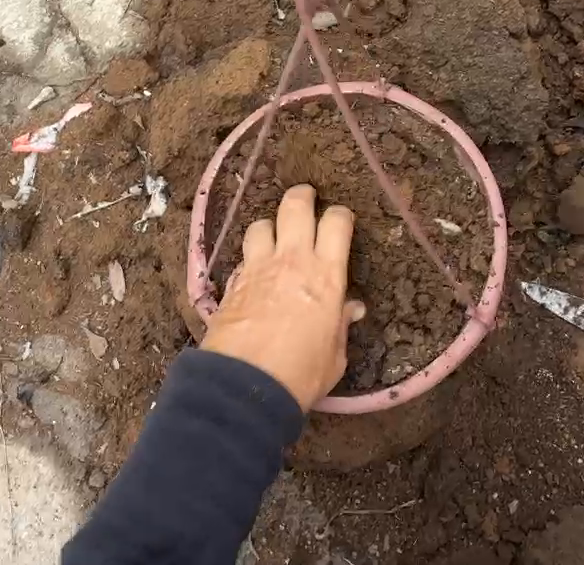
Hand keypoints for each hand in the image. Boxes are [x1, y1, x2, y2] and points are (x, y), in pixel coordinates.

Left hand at [202, 185, 364, 410]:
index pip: (336, 222)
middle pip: (295, 206)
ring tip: (273, 236)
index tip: (340, 221)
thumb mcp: (334, 356)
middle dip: (302, 196)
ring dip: (269, 226)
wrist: (244, 387)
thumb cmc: (300, 375)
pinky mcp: (232, 281)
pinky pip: (242, 255)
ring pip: (261, 224)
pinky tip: (253, 270)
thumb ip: (341, 327)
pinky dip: (250, 257)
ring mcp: (259, 267)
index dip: (340, 215)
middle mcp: (293, 260)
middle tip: (306, 197)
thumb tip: (350, 309)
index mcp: (326, 274)